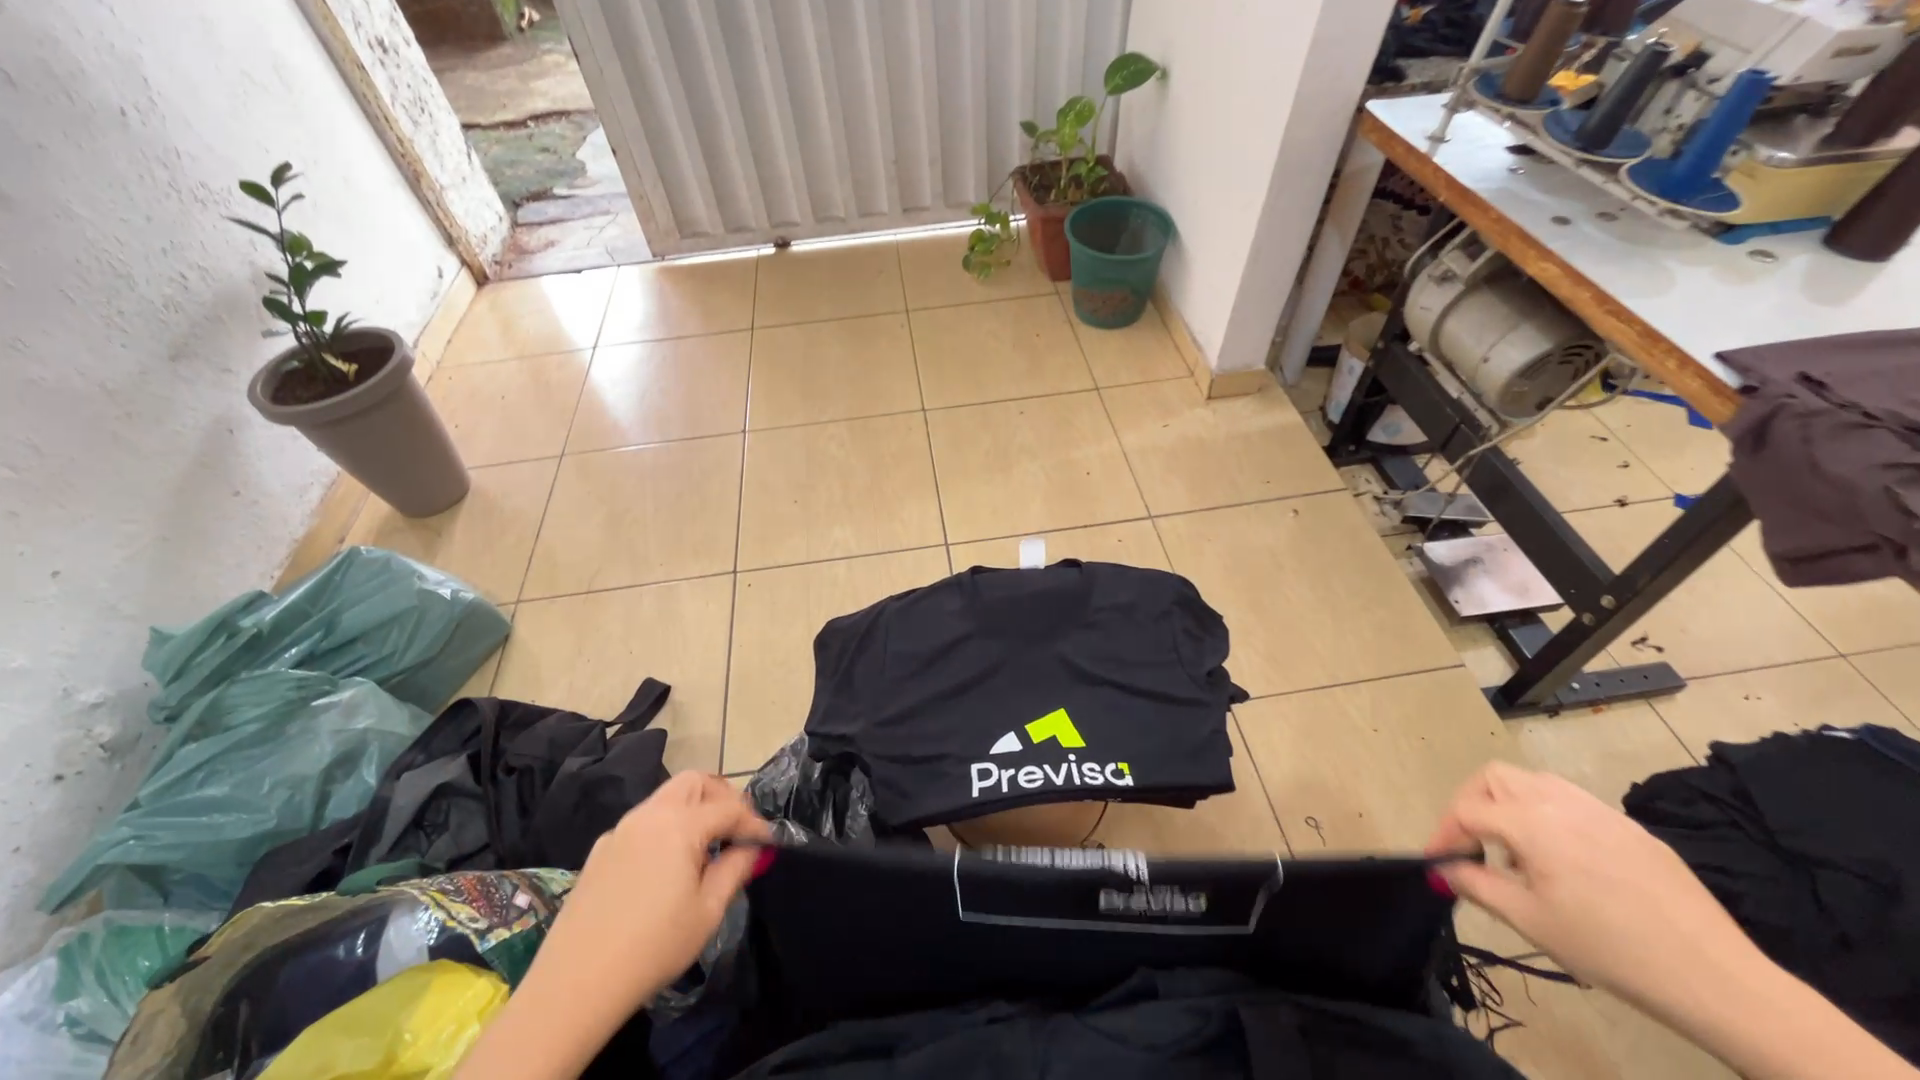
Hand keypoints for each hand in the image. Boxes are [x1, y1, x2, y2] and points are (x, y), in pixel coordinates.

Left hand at [456, 775, 771, 1079]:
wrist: (577, 981)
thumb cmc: (654, 946)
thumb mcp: (708, 911)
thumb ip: (735, 869)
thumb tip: (750, 848)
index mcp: (679, 825)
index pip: (728, 808)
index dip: (753, 822)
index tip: (768, 842)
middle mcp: (648, 816)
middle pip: (693, 782)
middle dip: (722, 798)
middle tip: (737, 830)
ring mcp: (619, 831)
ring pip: (665, 799)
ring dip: (693, 811)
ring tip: (706, 850)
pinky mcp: (599, 851)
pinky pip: (643, 824)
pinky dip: (666, 829)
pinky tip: (667, 869)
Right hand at [1428, 763, 1918, 1079]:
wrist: (1711, 973)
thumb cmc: (1608, 948)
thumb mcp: (1530, 920)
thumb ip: (1477, 885)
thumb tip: (1443, 868)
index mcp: (1533, 822)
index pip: (1467, 809)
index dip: (1442, 834)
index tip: (1436, 865)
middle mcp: (1563, 802)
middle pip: (1496, 778)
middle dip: (1470, 804)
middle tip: (1467, 846)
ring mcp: (1602, 811)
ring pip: (1535, 782)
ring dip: (1508, 805)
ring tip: (1510, 852)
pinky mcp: (1630, 828)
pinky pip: (1571, 803)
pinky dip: (1545, 816)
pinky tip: (1559, 862)